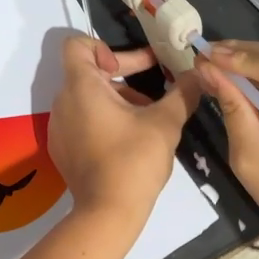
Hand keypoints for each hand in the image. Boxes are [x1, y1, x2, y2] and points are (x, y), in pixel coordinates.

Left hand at [46, 37, 197, 225]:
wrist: (106, 213)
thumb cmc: (133, 160)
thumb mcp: (164, 124)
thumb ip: (182, 94)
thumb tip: (199, 75)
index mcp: (80, 86)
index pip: (77, 45)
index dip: (104, 48)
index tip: (129, 68)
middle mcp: (63, 100)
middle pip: (88, 71)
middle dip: (124, 75)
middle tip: (158, 85)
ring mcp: (59, 125)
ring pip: (88, 97)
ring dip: (118, 99)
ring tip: (150, 118)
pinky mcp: (62, 147)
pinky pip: (81, 119)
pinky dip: (104, 119)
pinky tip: (131, 139)